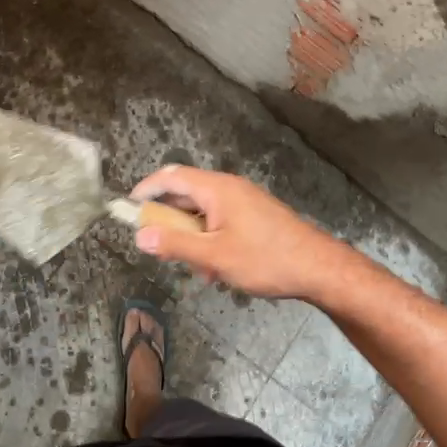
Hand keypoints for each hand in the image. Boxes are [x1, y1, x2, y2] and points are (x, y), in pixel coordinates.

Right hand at [130, 165, 351, 299]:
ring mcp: (244, 202)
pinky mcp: (255, 217)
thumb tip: (140, 235)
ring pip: (203, 213)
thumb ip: (175, 245)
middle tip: (158, 246)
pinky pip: (220, 222)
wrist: (318, 268)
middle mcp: (229, 188)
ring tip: (194, 267)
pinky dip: (210, 240)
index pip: (171, 176)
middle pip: (186, 194)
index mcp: (217, 189)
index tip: (128, 208)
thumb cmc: (265, 259)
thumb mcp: (214, 256)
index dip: (146, 189)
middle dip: (169, 220)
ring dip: (191, 236)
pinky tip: (216, 270)